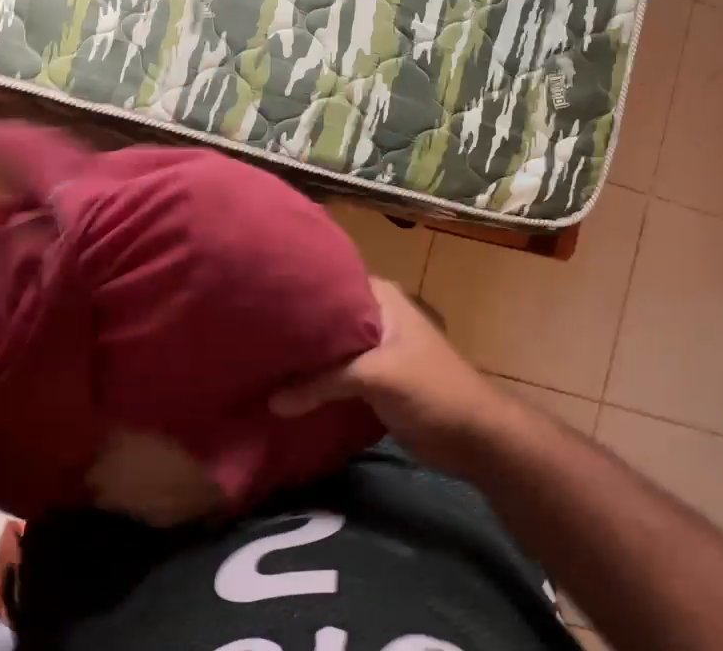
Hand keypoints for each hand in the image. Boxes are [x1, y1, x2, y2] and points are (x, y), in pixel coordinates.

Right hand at [271, 277, 506, 468]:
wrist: (475, 439)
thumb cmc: (432, 390)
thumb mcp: (376, 377)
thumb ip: (323, 382)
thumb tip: (271, 401)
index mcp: (380, 298)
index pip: (328, 283)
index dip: (296, 292)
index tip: (257, 298)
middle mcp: (373, 318)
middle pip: (323, 320)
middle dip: (293, 331)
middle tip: (248, 334)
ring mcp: (372, 352)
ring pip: (326, 351)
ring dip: (301, 362)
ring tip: (256, 361)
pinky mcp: (371, 383)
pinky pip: (333, 378)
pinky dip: (313, 385)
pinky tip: (280, 390)